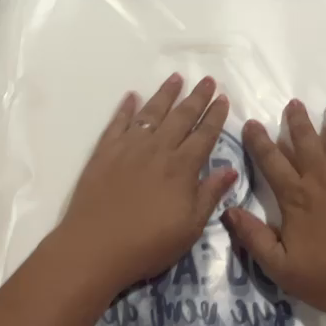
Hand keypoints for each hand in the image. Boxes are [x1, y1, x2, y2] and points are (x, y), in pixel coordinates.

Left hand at [54, 73, 233, 290]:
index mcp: (182, 167)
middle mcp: (158, 149)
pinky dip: (126, 108)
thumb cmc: (148, 244)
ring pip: (152, 112)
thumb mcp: (190, 227)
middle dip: (197, 97)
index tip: (223, 99)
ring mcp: (129, 147)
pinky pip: (117, 122)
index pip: (204, 135)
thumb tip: (231, 169)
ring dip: (166, 94)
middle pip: (181, 117)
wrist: (94, 247)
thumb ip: (210, 195)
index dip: (215, 116)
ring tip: (177, 78)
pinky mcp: (104, 152)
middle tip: (208, 80)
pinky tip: (132, 96)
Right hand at [225, 98, 325, 322]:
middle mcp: (323, 178)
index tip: (251, 122)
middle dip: (298, 120)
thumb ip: (254, 237)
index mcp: (296, 196)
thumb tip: (228, 210)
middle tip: (294, 103)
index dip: (259, 141)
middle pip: (307, 141)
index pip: (271, 162)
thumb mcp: (280, 267)